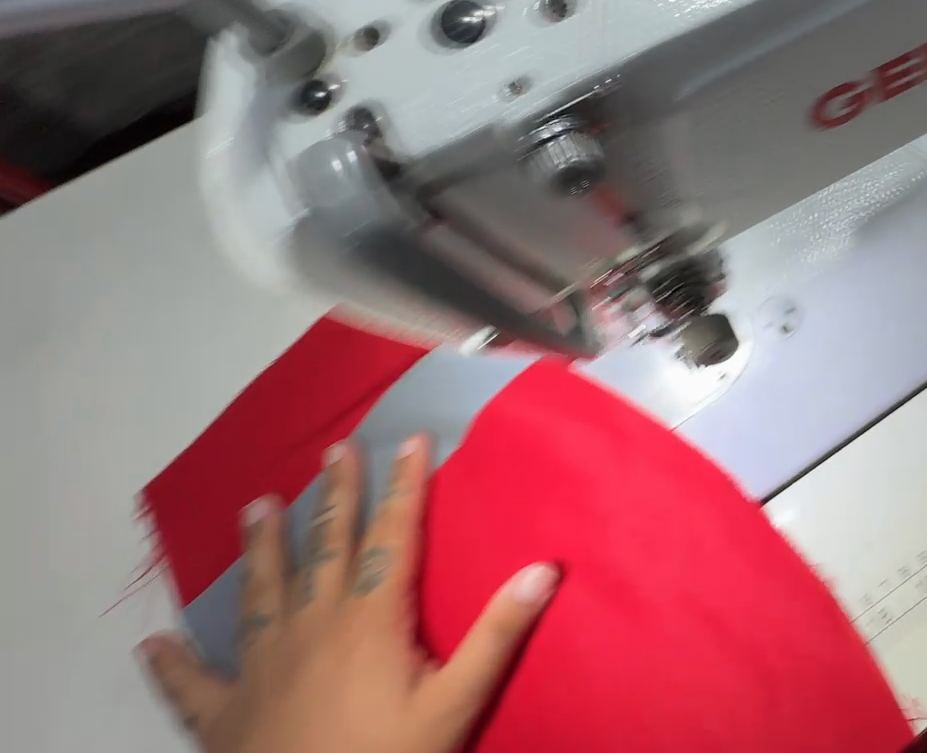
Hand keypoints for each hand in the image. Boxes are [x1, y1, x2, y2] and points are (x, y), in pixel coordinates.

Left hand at [138, 436, 559, 752]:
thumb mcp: (458, 700)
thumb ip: (499, 632)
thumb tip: (545, 567)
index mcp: (370, 620)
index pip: (394, 536)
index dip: (405, 485)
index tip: (411, 439)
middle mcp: (312, 628)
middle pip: (327, 548)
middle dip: (336, 496)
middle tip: (336, 449)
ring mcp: (260, 670)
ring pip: (261, 593)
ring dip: (260, 547)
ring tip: (254, 505)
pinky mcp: (222, 717)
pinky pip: (192, 685)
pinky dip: (172, 664)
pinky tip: (150, 645)